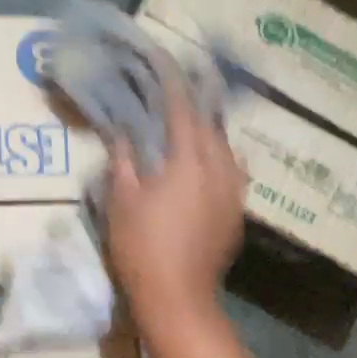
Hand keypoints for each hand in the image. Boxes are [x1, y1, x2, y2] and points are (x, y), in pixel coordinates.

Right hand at [105, 73, 247, 322]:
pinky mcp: (235, 213)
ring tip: (188, 124)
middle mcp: (219, 169)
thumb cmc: (141, 246)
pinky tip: (200, 165)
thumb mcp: (121, 200)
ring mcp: (232, 192)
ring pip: (225, 148)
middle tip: (175, 90)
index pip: (181, 109)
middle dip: (193, 104)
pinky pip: (230, 172)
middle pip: (210, 124)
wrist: (177, 297)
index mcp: (189, 161)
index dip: (171, 82)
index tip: (163, 60)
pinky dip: (215, 159)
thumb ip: (125, 161)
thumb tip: (123, 133)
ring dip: (206, 132)